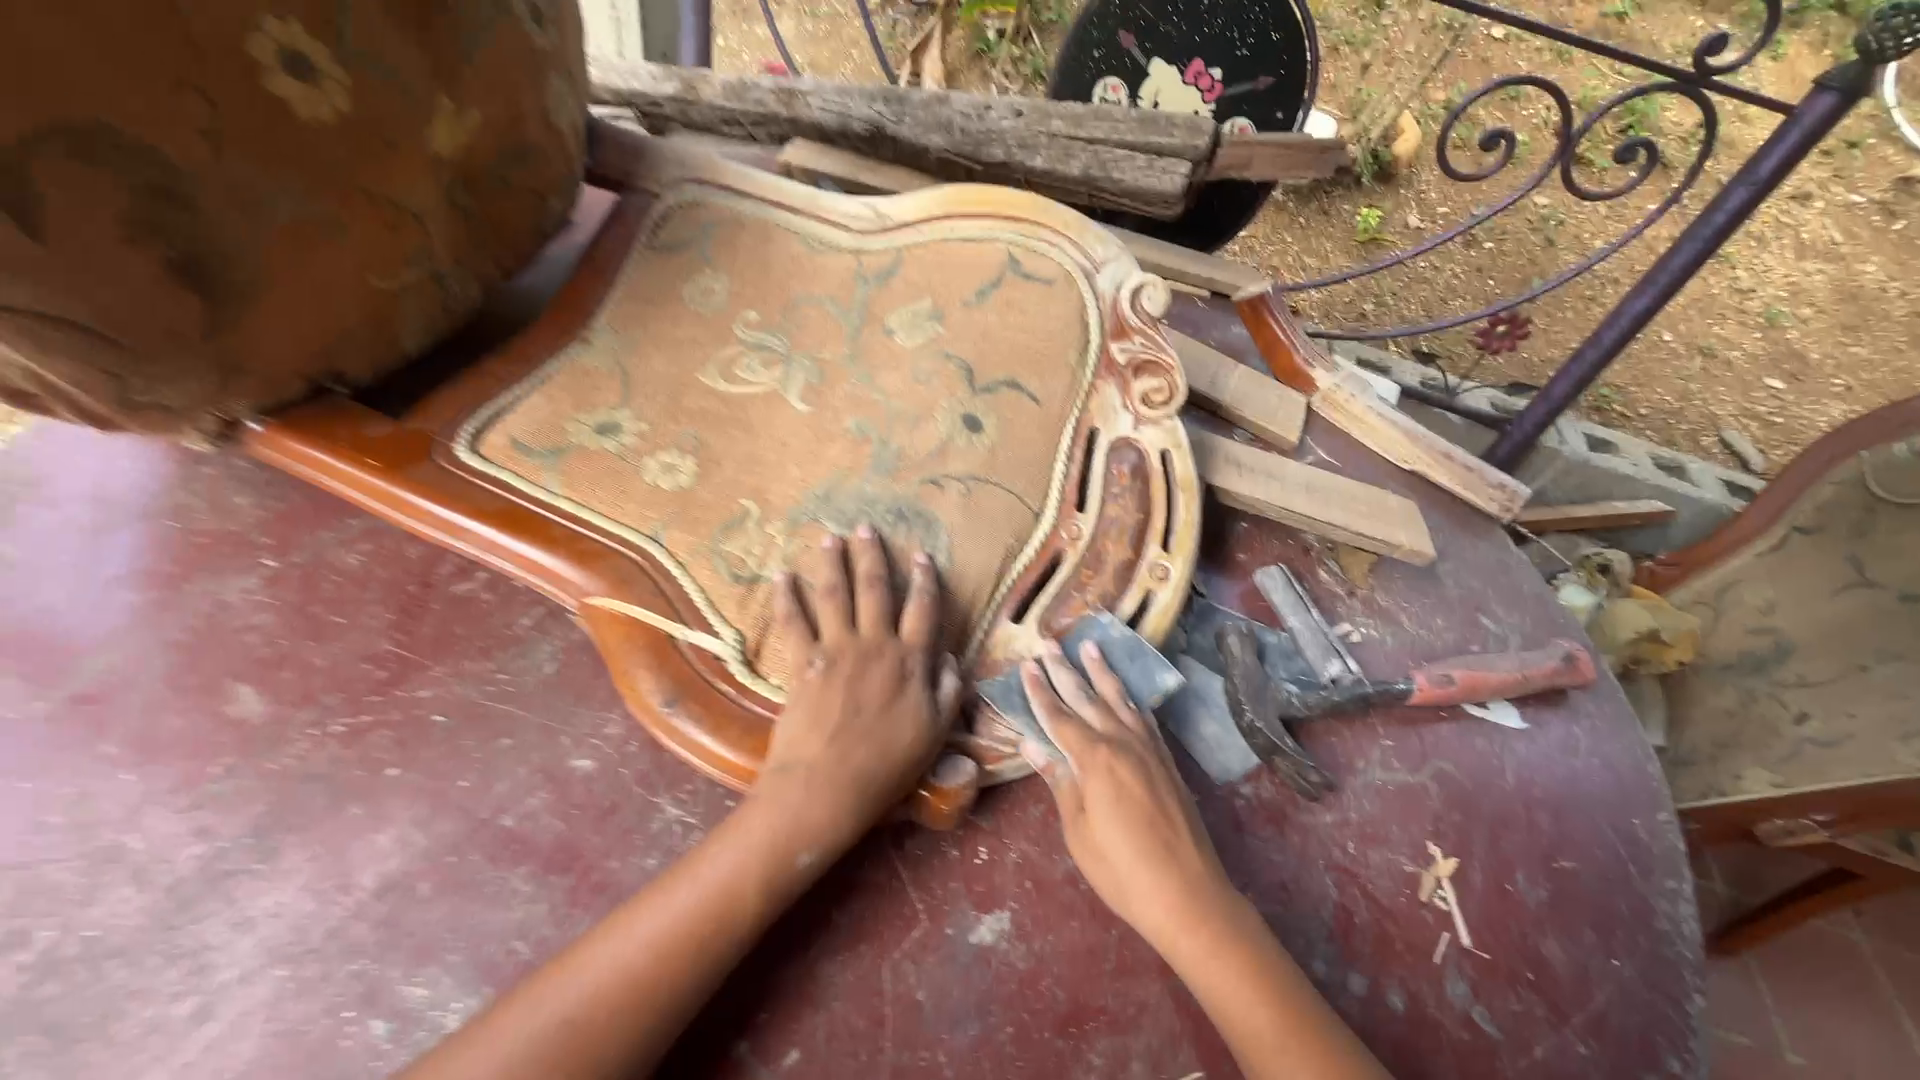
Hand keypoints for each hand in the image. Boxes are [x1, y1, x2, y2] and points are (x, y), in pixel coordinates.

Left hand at [755, 526, 962, 846]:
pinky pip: (793, 621)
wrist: (829, 785)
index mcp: (911, 661)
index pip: (922, 610)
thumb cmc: (888, 766)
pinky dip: (787, 597)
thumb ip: (949, 691)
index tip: (922, 555)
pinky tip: (783, 575)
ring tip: (830, 536)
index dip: (924, 581)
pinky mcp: (803, 663)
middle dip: (873, 556)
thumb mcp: (936, 732)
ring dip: (833, 562)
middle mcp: (875, 645)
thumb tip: (952, 657)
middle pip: (876, 590)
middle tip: (866, 527)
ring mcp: (837, 650)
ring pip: (836, 594)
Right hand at [1019, 639, 1237, 943]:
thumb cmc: (1121, 869)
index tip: (1026, 665)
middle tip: (1050, 643)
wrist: (1187, 892)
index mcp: (1094, 759)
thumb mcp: (1078, 830)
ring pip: (1120, 700)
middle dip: (1066, 671)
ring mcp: (1149, 750)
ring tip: (1090, 646)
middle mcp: (1122, 743)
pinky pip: (1144, 718)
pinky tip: (1126, 694)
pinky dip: (1130, 700)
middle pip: (1088, 698)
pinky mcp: (1167, 761)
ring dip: (1102, 673)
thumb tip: (1031, 744)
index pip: (1059, 716)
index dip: (1040, 691)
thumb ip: (1059, 781)